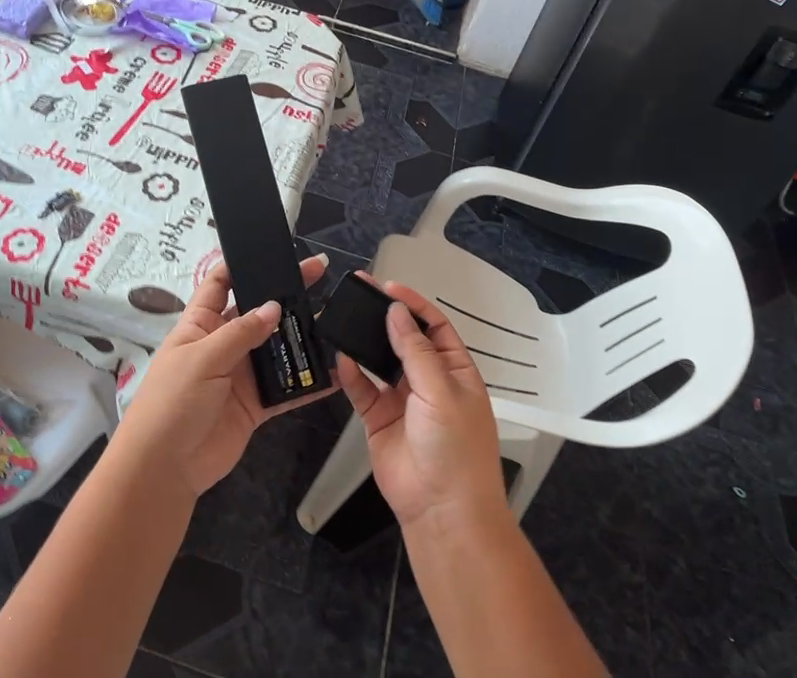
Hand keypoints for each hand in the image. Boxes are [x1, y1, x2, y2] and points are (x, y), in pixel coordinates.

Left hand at [116, 254, 333, 497]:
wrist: (165, 467)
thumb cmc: (172, 402)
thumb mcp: (202, 358)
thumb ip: (240, 332)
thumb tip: (274, 307)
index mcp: (200, 325)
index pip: (220, 284)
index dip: (242, 265)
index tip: (272, 249)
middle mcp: (222, 345)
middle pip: (257, 312)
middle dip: (285, 295)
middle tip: (320, 273)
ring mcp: (240, 375)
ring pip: (276, 348)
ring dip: (301, 336)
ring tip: (336, 318)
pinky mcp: (256, 405)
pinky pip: (286, 388)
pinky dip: (308, 382)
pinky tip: (333, 373)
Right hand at [334, 278, 507, 529]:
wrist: (442, 509)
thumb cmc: (456, 449)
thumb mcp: (441, 392)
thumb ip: (415, 351)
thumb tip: (397, 313)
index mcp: (456, 372)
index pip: (435, 327)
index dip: (414, 305)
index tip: (388, 287)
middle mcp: (429, 382)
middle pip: (404, 340)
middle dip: (385, 318)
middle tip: (360, 293)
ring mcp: (402, 401)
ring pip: (379, 362)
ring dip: (365, 342)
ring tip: (344, 317)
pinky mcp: (378, 419)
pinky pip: (361, 389)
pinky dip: (350, 374)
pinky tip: (340, 358)